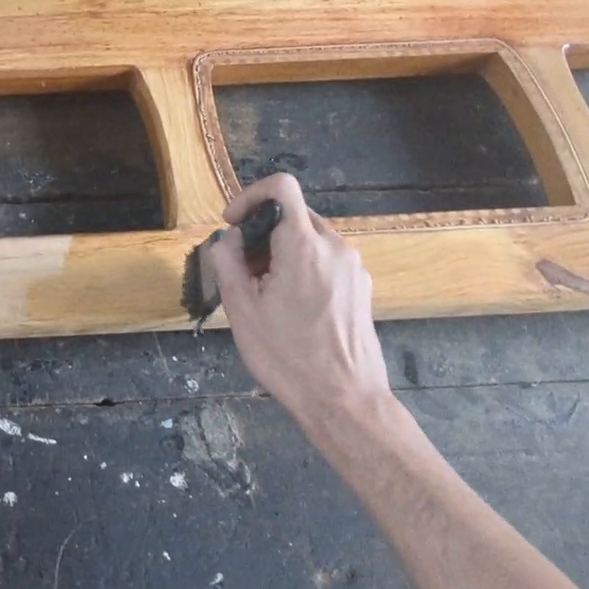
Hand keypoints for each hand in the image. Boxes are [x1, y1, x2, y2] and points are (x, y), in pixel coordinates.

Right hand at [206, 173, 389, 427]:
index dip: (250, 195)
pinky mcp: (361, 288)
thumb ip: (227, 260)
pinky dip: (301, 267)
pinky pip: (325, 260)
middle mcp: (335, 247)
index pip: (281, 187)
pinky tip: (290, 306)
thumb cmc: (287, 355)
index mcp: (304, 245)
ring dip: (280, 252)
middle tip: (243, 270)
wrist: (344, 401)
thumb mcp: (240, 308)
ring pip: (309, 238)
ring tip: (265, 293)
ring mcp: (353, 268)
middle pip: (293, 214)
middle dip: (262, 233)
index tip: (233, 225)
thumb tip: (230, 238)